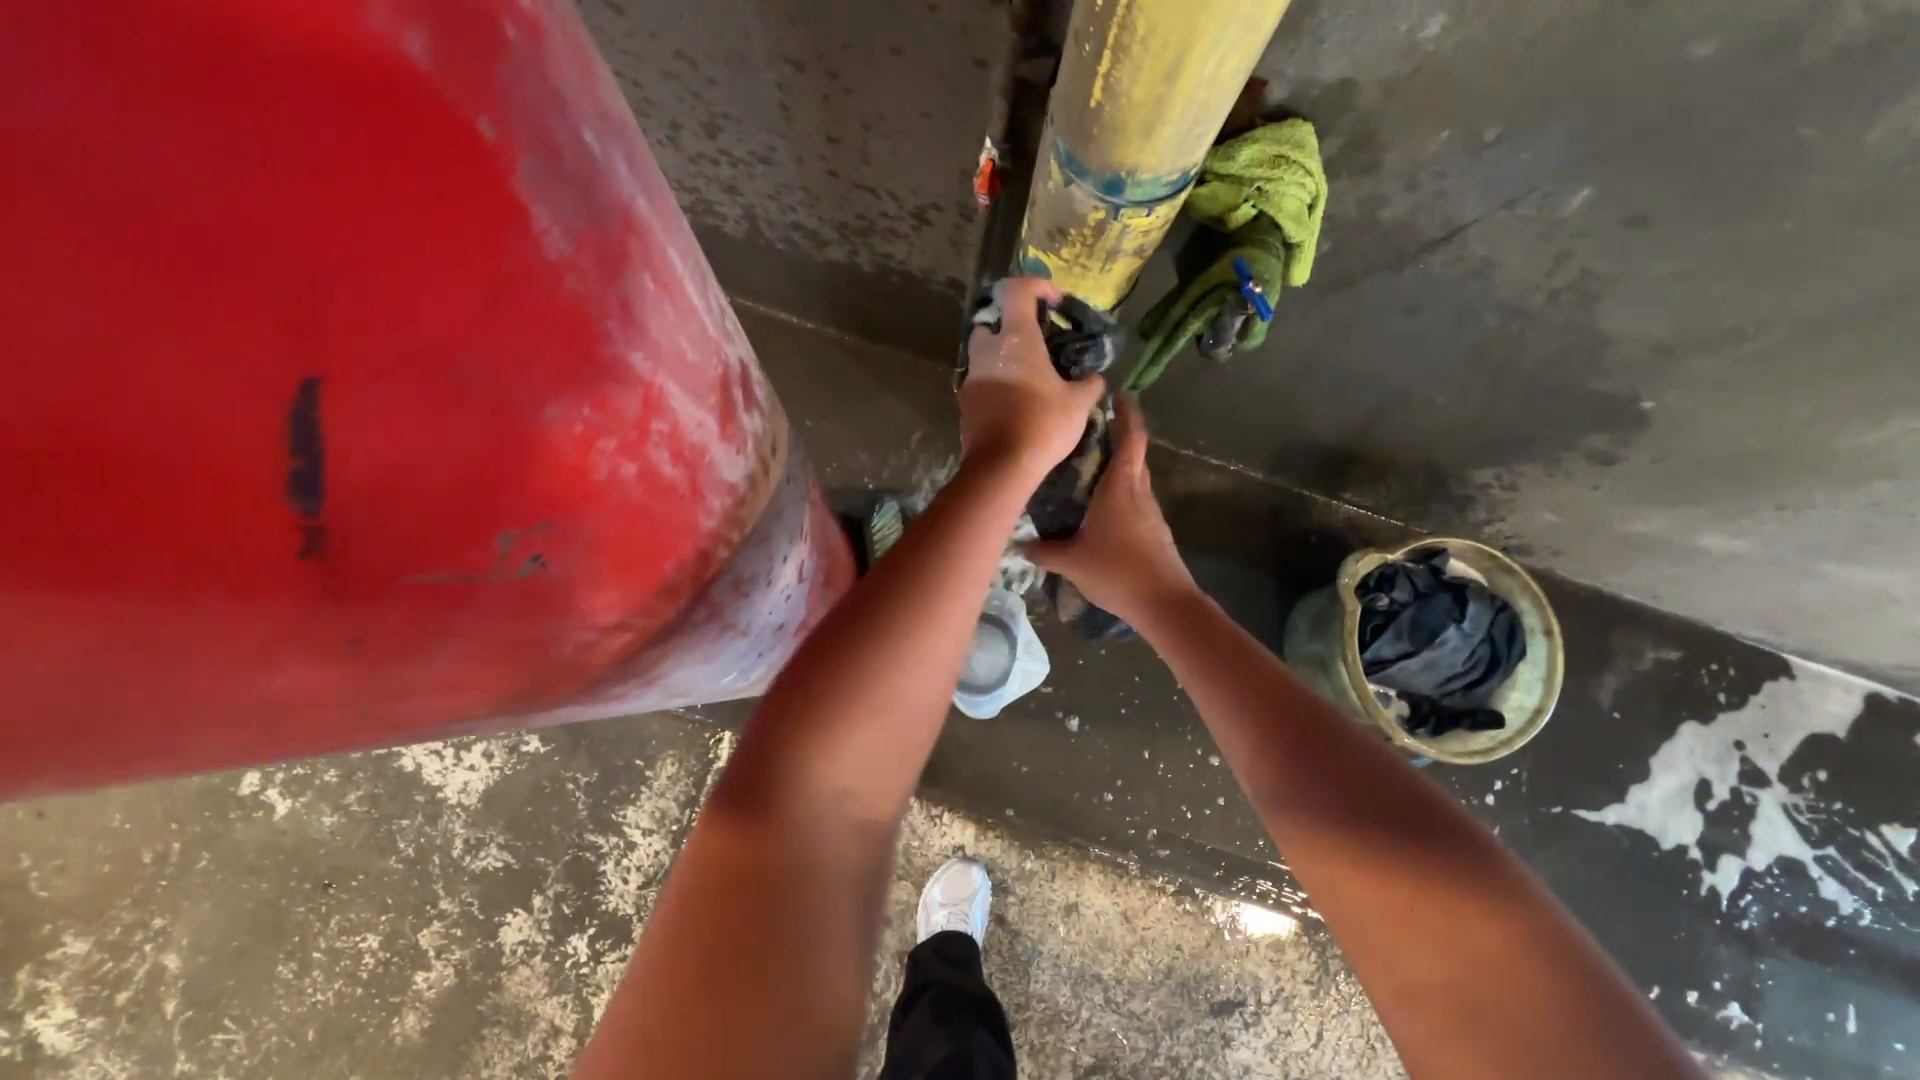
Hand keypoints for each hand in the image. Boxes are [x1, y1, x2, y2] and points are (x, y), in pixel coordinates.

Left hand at [958, 277, 1106, 478]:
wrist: (1001, 466)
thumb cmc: (1042, 425)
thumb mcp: (1079, 404)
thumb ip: (1089, 384)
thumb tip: (1095, 378)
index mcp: (1016, 338)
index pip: (1017, 290)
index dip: (1037, 286)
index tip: (1055, 302)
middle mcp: (987, 350)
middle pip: (992, 321)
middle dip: (1011, 326)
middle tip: (1036, 344)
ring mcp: (971, 376)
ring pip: (983, 353)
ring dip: (1002, 356)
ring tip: (1028, 376)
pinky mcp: (965, 402)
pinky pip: (981, 381)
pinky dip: (996, 382)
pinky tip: (1016, 401)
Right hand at [1022, 396, 1195, 621]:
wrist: (1163, 602)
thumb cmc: (1117, 570)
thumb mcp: (1072, 561)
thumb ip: (1045, 551)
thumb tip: (1020, 545)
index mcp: (1121, 487)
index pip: (1130, 438)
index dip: (1128, 414)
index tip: (1121, 396)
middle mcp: (1139, 492)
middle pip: (1134, 456)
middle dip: (1119, 440)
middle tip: (1092, 433)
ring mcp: (1151, 514)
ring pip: (1135, 481)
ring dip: (1119, 471)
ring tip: (1091, 472)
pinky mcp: (1155, 533)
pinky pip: (1136, 504)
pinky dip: (1121, 497)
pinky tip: (1102, 512)